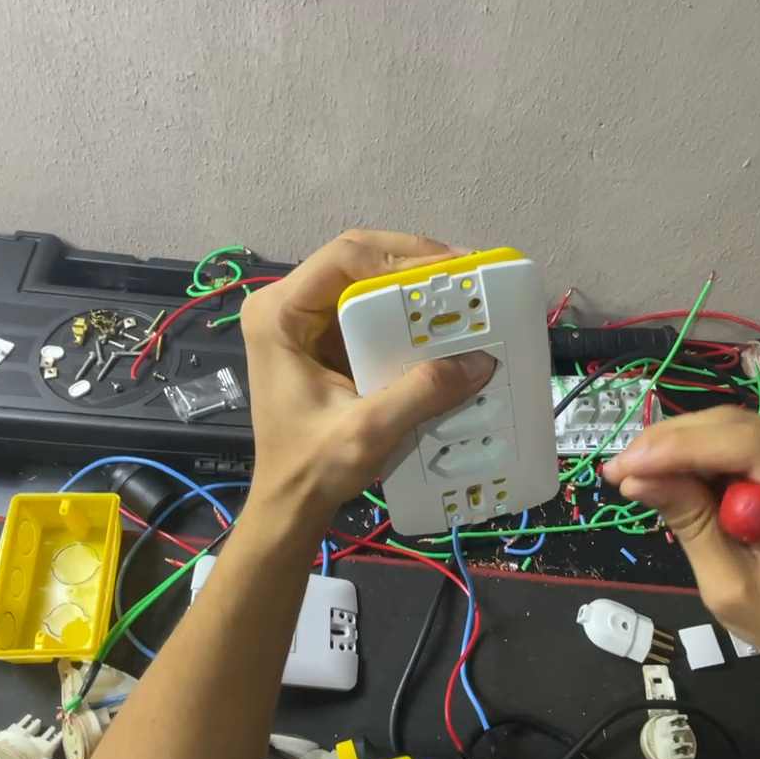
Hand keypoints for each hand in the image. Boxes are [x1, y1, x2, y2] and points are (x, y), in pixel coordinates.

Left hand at [238, 230, 496, 523]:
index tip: (452, 272)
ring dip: (413, 289)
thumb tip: (480, 362)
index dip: (401, 256)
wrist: (291, 502)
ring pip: (366, 282)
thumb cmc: (311, 468)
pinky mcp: (325, 342)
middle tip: (467, 279)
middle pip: (357, 261)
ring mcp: (306, 323)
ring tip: (461, 296)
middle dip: (414, 267)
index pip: (344, 258)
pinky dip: (406, 316)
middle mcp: (287, 307)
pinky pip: (370, 312)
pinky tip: (440, 324)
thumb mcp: (368, 431)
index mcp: (279, 316)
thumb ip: (421, 393)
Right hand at [603, 408, 759, 722]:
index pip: (754, 448)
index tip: (623, 466)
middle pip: (745, 428)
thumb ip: (692, 524)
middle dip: (673, 444)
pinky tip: (677, 473)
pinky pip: (750, 441)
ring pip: (742, 427)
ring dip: (684, 446)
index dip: (682, 448)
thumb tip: (635, 477)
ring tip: (639, 472)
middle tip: (619, 469)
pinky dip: (707, 454)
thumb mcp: (732, 586)